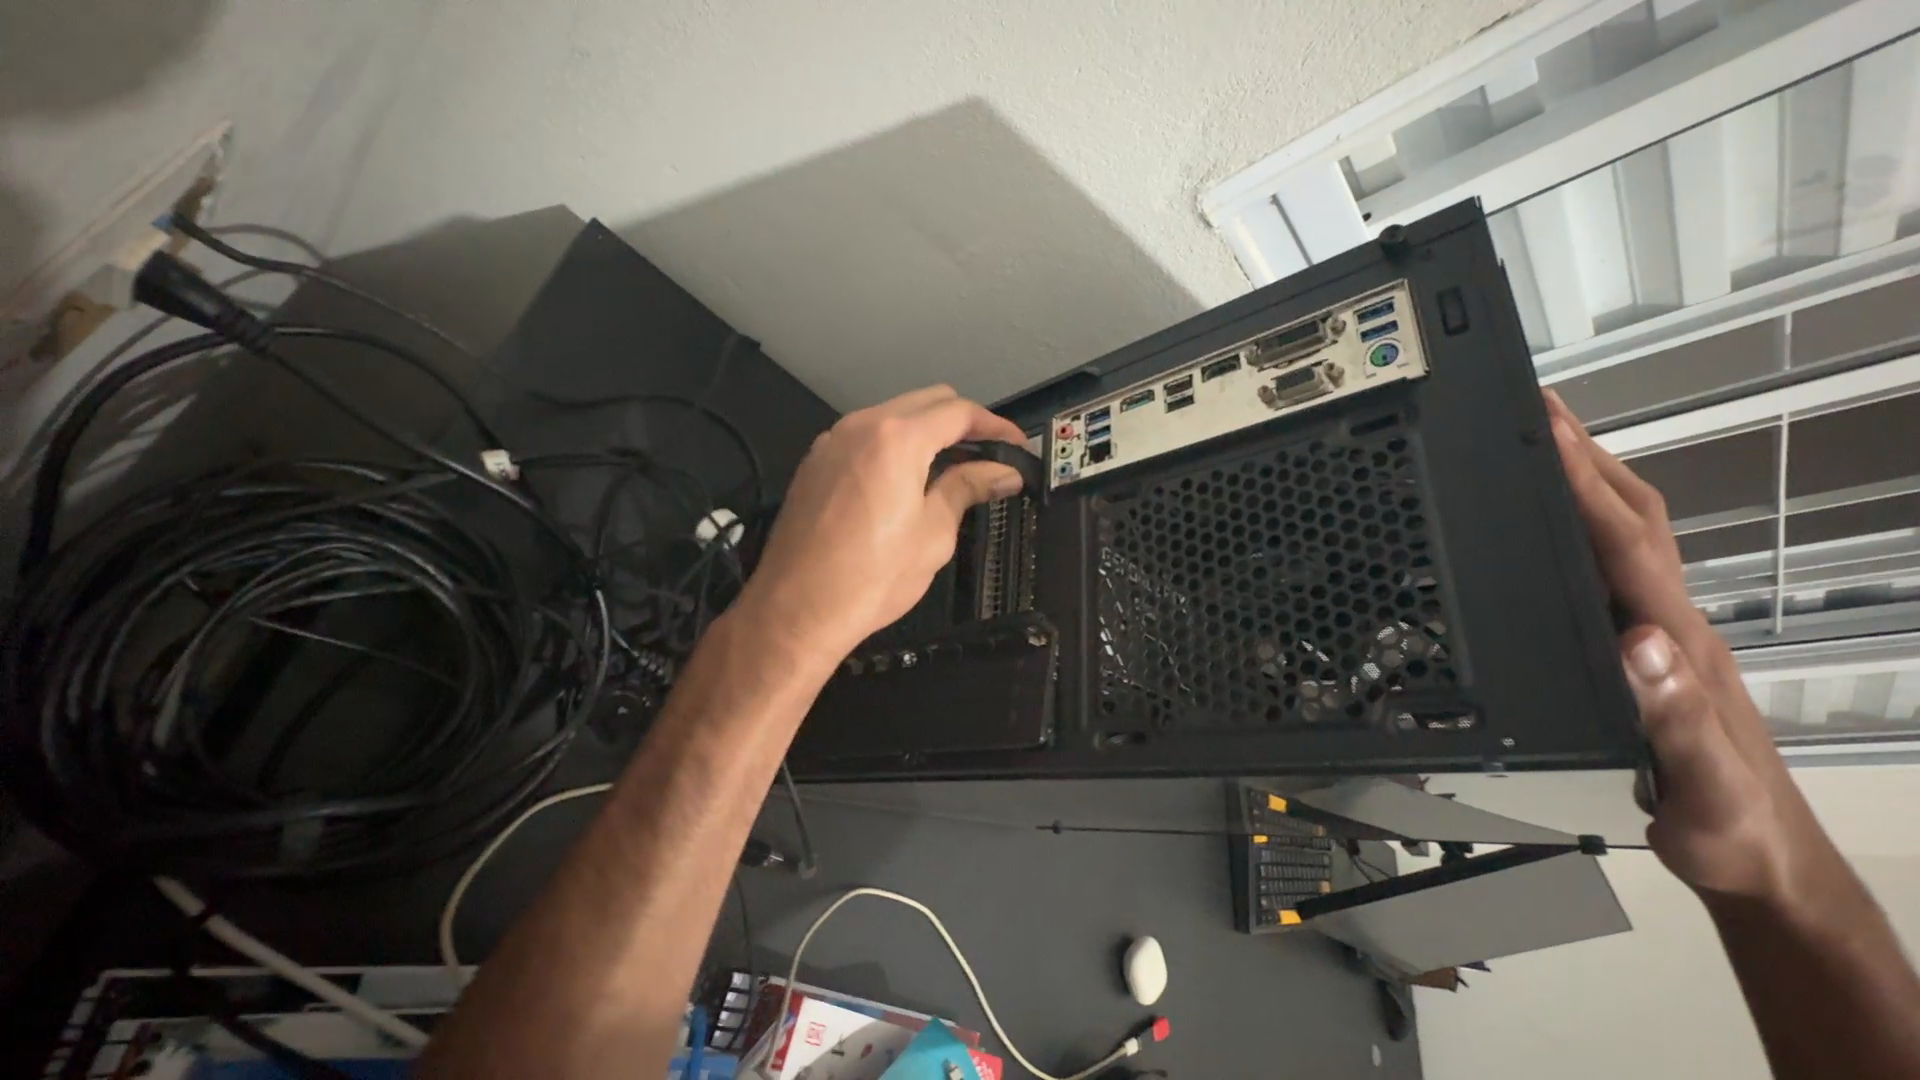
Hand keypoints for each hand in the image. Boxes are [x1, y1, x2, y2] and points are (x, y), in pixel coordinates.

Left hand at [735, 385, 1027, 669]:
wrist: (796, 609)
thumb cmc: (869, 579)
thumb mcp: (933, 535)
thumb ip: (967, 489)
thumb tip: (1002, 473)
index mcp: (897, 439)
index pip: (958, 412)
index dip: (995, 426)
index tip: (1016, 446)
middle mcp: (860, 427)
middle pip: (926, 402)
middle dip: (963, 422)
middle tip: (989, 456)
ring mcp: (832, 442)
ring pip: (893, 416)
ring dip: (927, 433)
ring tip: (952, 470)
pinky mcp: (815, 463)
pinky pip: (865, 437)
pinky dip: (894, 446)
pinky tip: (907, 480)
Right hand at [1544, 390, 1831, 904]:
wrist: (1760, 856)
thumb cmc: (1729, 825)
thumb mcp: (1703, 785)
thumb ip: (1672, 714)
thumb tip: (1639, 639)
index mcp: (1679, 641)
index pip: (1630, 545)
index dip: (1588, 484)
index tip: (1548, 431)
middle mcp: (1674, 622)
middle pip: (1639, 518)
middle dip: (1591, 457)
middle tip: (1540, 411)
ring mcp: (1663, 632)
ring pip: (1631, 535)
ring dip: (1592, 481)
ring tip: (1543, 448)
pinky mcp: (1647, 648)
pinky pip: (1613, 568)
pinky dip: (1584, 528)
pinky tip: (1554, 529)